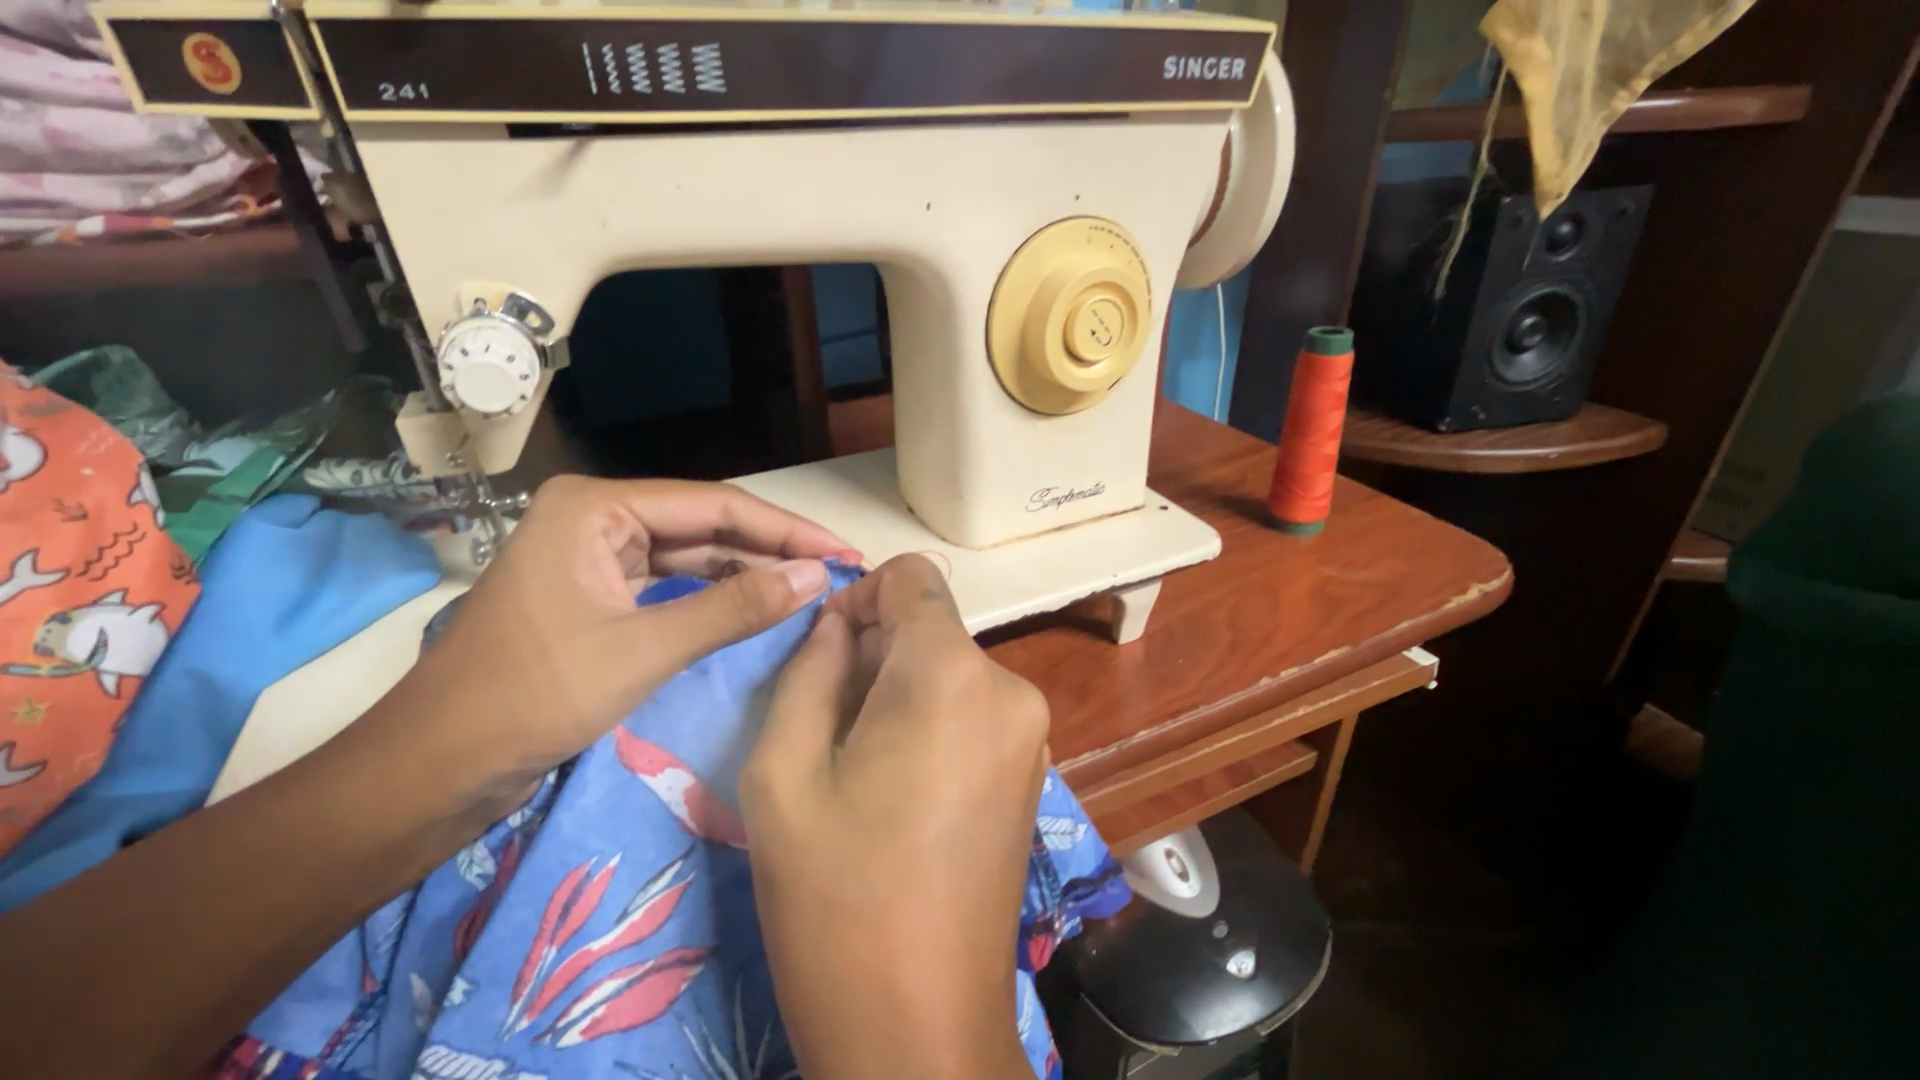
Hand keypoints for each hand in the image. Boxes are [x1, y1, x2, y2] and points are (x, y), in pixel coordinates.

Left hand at [381, 476, 858, 805]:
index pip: (715, 506)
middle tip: (839, 570)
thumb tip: (817, 575)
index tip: (844, 551)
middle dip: (771, 549)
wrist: (436, 767)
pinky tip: (758, 606)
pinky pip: (668, 585)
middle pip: (705, 525)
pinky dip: (714, 596)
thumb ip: (735, 608)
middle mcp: (595, 517)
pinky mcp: (594, 595)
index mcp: (596, 507)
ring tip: (812, 587)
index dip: (787, 530)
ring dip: (747, 572)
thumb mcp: (644, 650)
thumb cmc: (533, 696)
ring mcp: (593, 557)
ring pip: (689, 555)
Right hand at [741, 554, 1048, 1079]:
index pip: (912, 577)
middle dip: (872, 654)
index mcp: (952, 675)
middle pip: (930, 629)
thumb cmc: (836, 900)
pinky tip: (891, 790)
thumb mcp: (783, 775)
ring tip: (849, 769)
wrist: (921, 1027)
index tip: (820, 653)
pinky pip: (971, 714)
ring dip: (895, 694)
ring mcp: (1030, 735)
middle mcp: (1008, 689)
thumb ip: (807, 674)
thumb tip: (834, 626)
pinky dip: (928, 724)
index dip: (858, 595)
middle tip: (818, 726)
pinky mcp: (1031, 774)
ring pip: (948, 673)